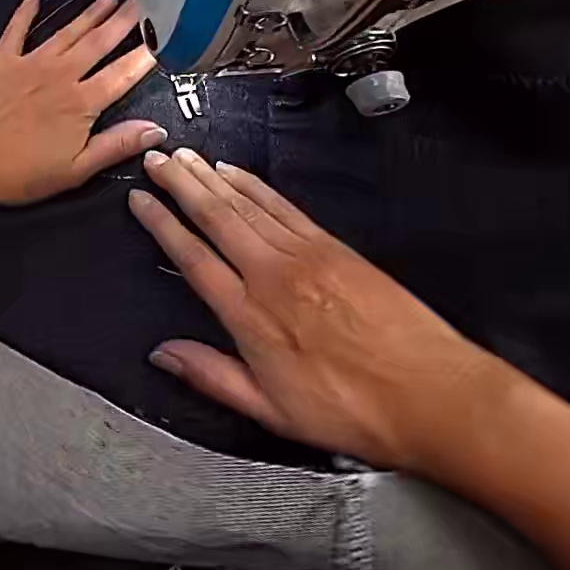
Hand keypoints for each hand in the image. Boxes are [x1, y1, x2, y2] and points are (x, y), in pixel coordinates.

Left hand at [0, 0, 162, 205]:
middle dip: (125, 20)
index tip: (165, 35)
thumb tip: (157, 130)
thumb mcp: (74, 170)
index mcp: (82, 102)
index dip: (146, 54)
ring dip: (91, 13)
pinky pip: (16, 31)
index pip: (123, 73)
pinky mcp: (1, 61)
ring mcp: (30, 64)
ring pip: (68, 32)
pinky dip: (25, 14)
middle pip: (99, 42)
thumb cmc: (19, 173)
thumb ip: (116, 145)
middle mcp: (60, 75)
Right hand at [129, 150, 530, 469]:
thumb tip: (161, 353)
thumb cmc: (349, 408)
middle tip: (156, 158)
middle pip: (214, 216)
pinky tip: (234, 171)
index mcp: (250, 316)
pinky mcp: (329, 242)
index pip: (192, 257)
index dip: (161, 224)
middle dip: (180, 183)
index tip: (139, 199)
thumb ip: (212, 376)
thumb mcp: (272, 412)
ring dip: (209, 177)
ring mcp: (301, 252)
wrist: (429, 390)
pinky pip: (280, 205)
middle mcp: (269, 273)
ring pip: (244, 203)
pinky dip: (252, 184)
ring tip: (183, 156)